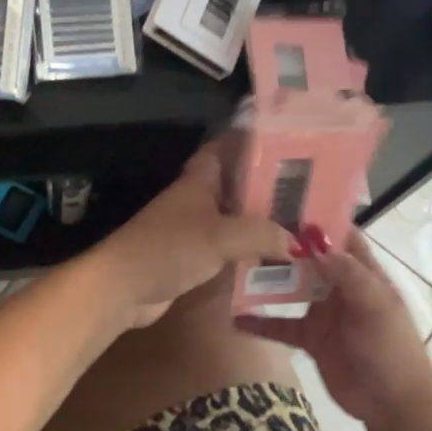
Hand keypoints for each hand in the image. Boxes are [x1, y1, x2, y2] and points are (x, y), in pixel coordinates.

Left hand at [88, 140, 294, 328]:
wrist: (123, 288)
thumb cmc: (168, 248)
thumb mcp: (221, 235)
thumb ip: (261, 234)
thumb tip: (297, 242)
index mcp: (199, 181)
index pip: (226, 148)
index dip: (251, 141)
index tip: (286, 142)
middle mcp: (196, 200)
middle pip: (236, 185)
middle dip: (267, 187)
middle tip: (308, 189)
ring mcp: (192, 230)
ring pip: (233, 219)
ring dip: (260, 222)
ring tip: (301, 223)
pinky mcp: (191, 258)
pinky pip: (227, 249)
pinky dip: (248, 251)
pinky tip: (275, 258)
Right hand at [236, 228, 431, 428]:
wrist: (392, 404)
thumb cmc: (391, 349)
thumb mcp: (375, 306)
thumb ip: (348, 273)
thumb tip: (314, 241)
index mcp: (363, 273)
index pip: (340, 236)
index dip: (317, 219)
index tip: (284, 200)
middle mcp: (341, 287)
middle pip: (310, 258)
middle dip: (284, 243)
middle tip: (247, 226)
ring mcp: (324, 313)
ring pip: (291, 288)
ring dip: (268, 278)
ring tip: (235, 263)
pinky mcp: (311, 339)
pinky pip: (281, 326)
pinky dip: (260, 323)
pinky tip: (234, 318)